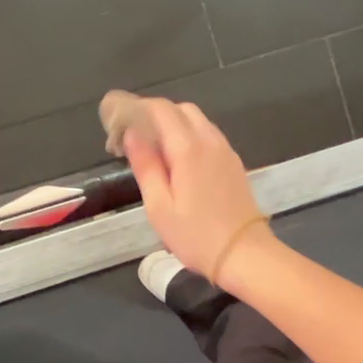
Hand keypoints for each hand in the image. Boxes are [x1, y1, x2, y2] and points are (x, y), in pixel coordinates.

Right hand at [118, 97, 270, 278]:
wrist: (244, 254)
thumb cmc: (196, 236)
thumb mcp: (159, 206)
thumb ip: (145, 166)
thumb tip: (132, 134)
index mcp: (188, 149)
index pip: (160, 110)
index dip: (136, 108)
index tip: (117, 119)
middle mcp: (210, 141)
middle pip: (180, 109)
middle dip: (155, 114)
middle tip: (134, 135)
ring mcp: (226, 151)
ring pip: (197, 120)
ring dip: (173, 124)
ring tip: (153, 148)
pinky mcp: (234, 163)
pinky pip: (209, 135)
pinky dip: (189, 135)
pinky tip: (178, 159)